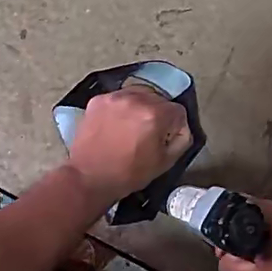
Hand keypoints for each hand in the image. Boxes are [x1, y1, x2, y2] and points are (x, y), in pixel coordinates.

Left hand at [65, 85, 191, 207]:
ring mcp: (114, 98)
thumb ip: (182, 140)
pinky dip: (122, 108)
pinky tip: (118, 124)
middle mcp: (135, 100)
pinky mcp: (98, 100)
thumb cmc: (127, 174)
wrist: (90, 177)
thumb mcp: (165, 163)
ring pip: (139, 93)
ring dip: (141, 107)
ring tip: (133, 127)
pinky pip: (119, 97)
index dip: (176, 126)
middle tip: (149, 134)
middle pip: (159, 98)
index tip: (167, 137)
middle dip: (159, 114)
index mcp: (154, 115)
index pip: (178, 110)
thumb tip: (182, 128)